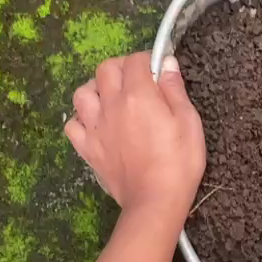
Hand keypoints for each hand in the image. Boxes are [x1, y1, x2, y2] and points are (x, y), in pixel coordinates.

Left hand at [65, 51, 205, 227]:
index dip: (147, 60)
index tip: (158, 70)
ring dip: (97, 89)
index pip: (135, 60)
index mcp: (138, 95)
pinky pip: (73, 125)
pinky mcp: (86, 148)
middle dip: (121, 68)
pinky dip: (82, 119)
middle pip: (105, 69)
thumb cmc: (179, 162)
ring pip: (82, 93)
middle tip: (137, 81)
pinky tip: (97, 125)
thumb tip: (165, 62)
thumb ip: (175, 89)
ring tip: (112, 99)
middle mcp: (111, 105)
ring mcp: (94, 127)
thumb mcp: (189, 122)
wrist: (154, 201)